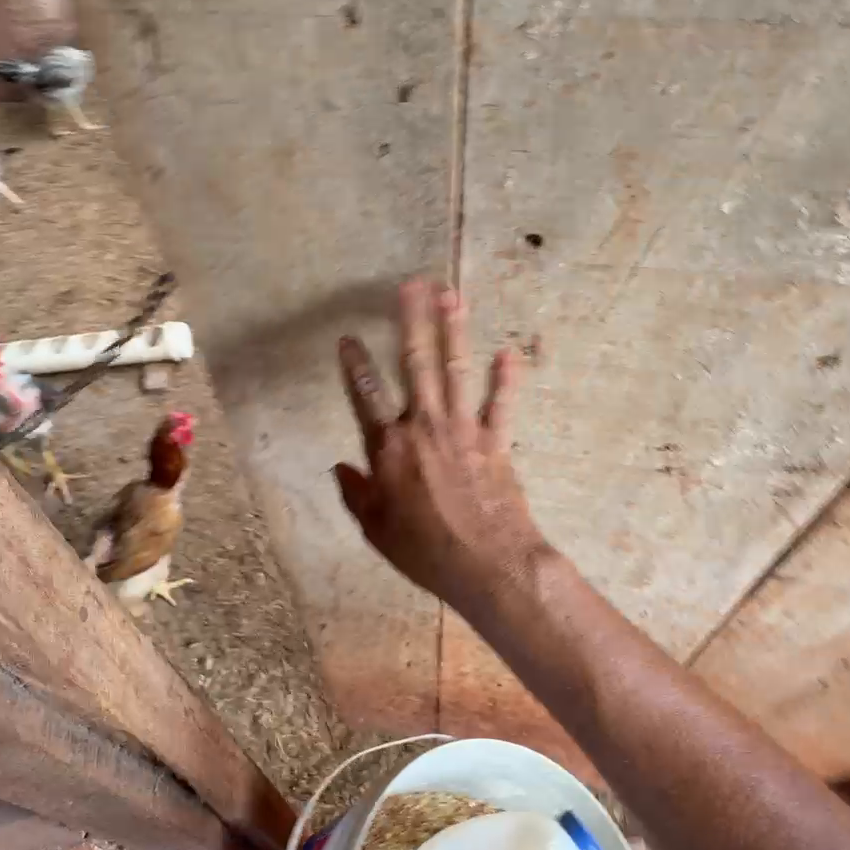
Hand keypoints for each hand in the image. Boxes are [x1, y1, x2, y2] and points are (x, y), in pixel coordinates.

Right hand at [335, 279, 549, 612]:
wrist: (485, 564)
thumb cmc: (423, 550)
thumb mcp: (374, 528)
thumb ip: (355, 493)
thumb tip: (339, 467)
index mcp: (389, 447)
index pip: (365, 395)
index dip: (354, 364)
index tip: (347, 337)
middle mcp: (424, 427)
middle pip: (415, 364)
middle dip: (411, 321)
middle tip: (411, 285)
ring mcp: (463, 430)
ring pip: (456, 369)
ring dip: (454, 330)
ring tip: (452, 295)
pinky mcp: (496, 441)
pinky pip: (502, 403)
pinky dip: (507, 378)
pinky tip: (510, 351)